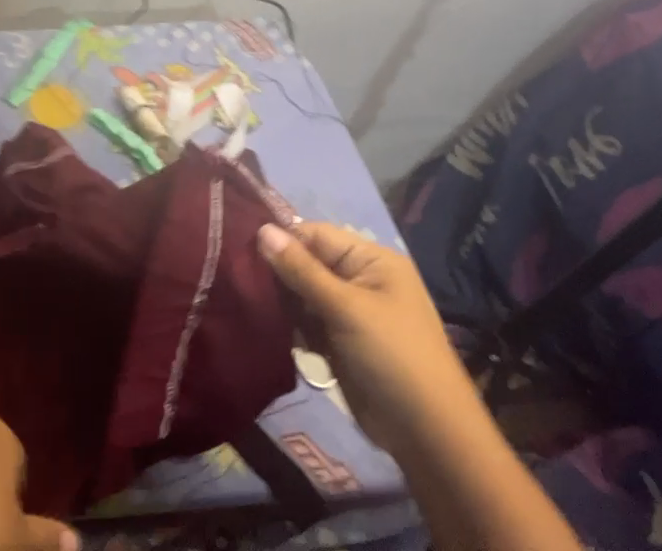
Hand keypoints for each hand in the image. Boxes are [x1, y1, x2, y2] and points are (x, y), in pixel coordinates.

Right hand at [257, 221, 476, 456]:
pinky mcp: (337, 340)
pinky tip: (263, 328)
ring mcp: (347, 312)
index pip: (314, 234)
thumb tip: (261, 229)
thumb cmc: (392, 356)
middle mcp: (359, 280)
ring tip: (245, 304)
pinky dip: (287, 324)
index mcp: (371, 261)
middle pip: (305, 262)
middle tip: (236, 279)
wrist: (425, 432)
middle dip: (274, 272)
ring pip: (299, 293)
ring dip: (277, 301)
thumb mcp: (345, 307)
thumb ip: (301, 269)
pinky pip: (303, 320)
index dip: (279, 240)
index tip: (238, 249)